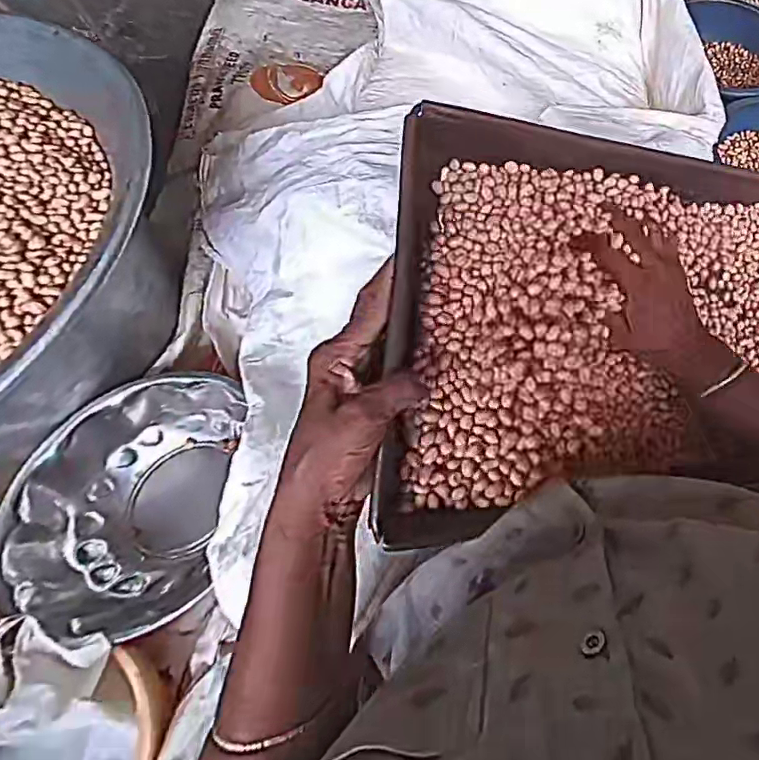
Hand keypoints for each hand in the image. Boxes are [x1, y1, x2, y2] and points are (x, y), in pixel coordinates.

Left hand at [274, 259, 425, 534]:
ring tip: (443, 308)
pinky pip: (402, 373)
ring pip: (394, 346)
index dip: (390, 280)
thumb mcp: (360, 421)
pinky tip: (439, 358)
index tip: (408, 254)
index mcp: (335, 358)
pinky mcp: (377, 404)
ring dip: (415, 329)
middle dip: (407, 297)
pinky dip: (420, 362)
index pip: (369, 308)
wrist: (316, 505)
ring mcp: (362, 383)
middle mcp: (347, 364)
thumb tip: (422, 377)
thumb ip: (393, 392)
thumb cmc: (320, 464)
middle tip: (434, 275)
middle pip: (382, 321)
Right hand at [574, 211, 737, 392]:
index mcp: (637, 284)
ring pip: (654, 234)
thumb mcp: (622, 336)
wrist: (689, 348)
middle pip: (633, 232)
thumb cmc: (656, 345)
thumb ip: (607, 316)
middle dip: (615, 216)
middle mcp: (655, 270)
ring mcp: (670, 268)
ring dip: (639, 221)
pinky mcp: (679, 272)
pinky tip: (654, 231)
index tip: (576, 238)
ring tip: (628, 213)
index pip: (608, 254)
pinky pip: (668, 244)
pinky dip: (659, 234)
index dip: (589, 242)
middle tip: (603, 206)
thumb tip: (593, 302)